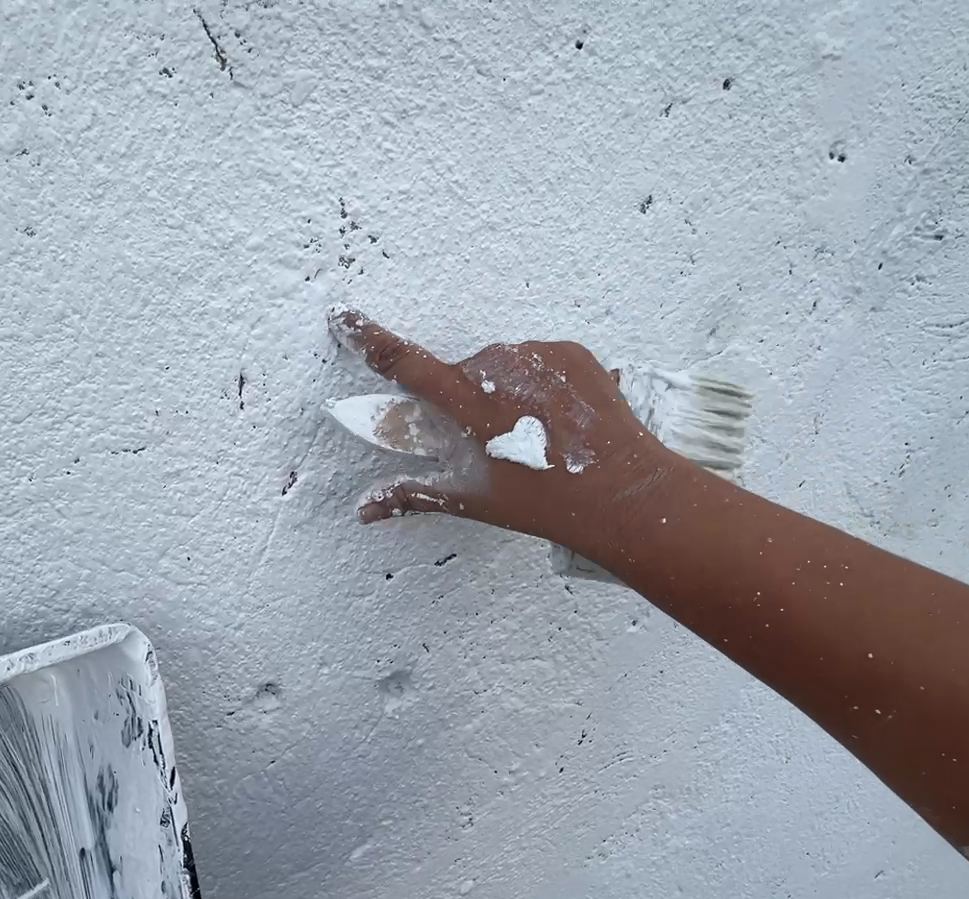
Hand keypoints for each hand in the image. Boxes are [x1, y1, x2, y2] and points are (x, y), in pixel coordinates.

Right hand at [328, 308, 683, 557]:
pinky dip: (533, 384)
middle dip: (461, 399)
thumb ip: (413, 494)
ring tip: (529, 432)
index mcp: (467, 402)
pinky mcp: (570, 351)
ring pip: (497, 366)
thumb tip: (364, 510)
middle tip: (487, 439)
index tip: (343, 317)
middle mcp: (499, 368)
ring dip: (499, 391)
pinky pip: (534, 361)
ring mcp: (538, 355)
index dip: (368, 339)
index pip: (404, 363)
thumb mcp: (472, 498)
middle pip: (458, 371)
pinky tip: (553, 418)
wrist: (625, 493)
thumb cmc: (543, 501)